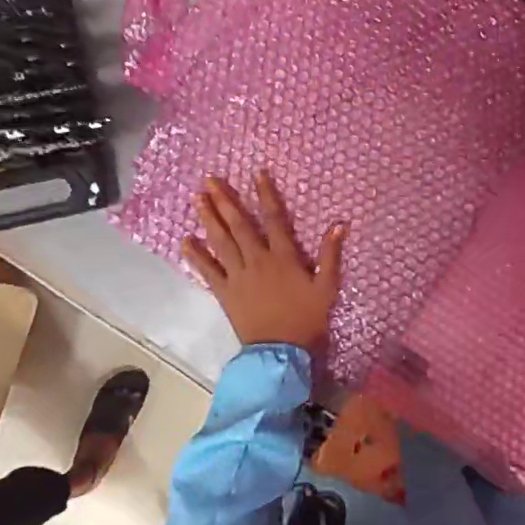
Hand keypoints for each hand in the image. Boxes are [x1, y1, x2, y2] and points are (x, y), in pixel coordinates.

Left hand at [184, 172, 346, 353]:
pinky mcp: (224, 292)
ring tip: (197, 199)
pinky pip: (207, 271)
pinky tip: (185, 241)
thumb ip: (330, 255)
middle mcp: (257, 260)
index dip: (266, 194)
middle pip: (239, 225)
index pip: (274, 219)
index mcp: (283, 257)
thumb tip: (339, 225)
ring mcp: (237, 276)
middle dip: (225, 201)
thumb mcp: (327, 287)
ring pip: (221, 242)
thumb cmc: (306, 319)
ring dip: (208, 219)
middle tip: (209, 180)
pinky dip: (195, 256)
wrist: (281, 351)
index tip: (257, 173)